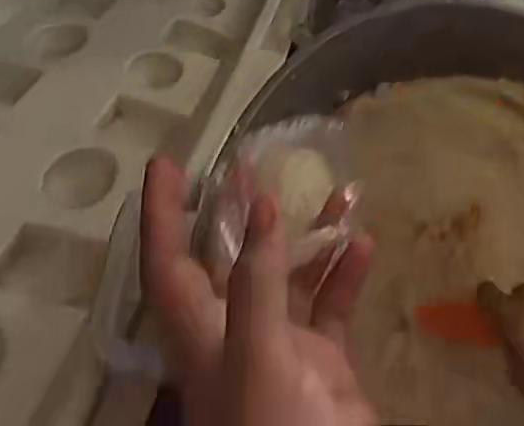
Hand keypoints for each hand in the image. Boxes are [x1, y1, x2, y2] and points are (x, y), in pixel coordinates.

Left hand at [141, 157, 377, 425]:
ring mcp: (282, 348)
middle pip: (228, 260)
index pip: (167, 266)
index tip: (164, 164)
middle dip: (235, 210)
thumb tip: (259, 206)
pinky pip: (332, 304)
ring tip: (336, 190)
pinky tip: (363, 244)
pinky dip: (346, 273)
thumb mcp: (258, 361)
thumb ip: (257, 283)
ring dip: (310, 234)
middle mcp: (237, 336)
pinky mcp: (323, 363)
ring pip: (290, 275)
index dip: (159, 215)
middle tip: (248, 160)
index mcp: (204, 339)